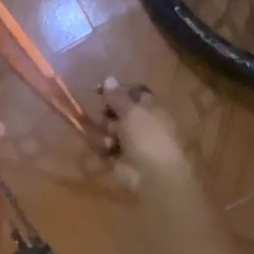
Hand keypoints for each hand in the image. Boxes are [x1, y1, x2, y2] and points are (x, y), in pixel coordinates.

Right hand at [100, 77, 192, 191]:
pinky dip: (103, 147)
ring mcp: (131, 141)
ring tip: (110, 138)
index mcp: (151, 108)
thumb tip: (108, 78)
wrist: (152, 174)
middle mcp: (141, 123)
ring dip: (106, 131)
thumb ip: (117, 96)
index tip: (100, 89)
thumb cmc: (147, 136)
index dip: (118, 90)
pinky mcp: (120, 157)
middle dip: (109, 113)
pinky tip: (107, 149)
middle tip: (107, 116)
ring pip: (109, 128)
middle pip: (118, 111)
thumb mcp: (132, 111)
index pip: (133, 94)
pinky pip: (105, 146)